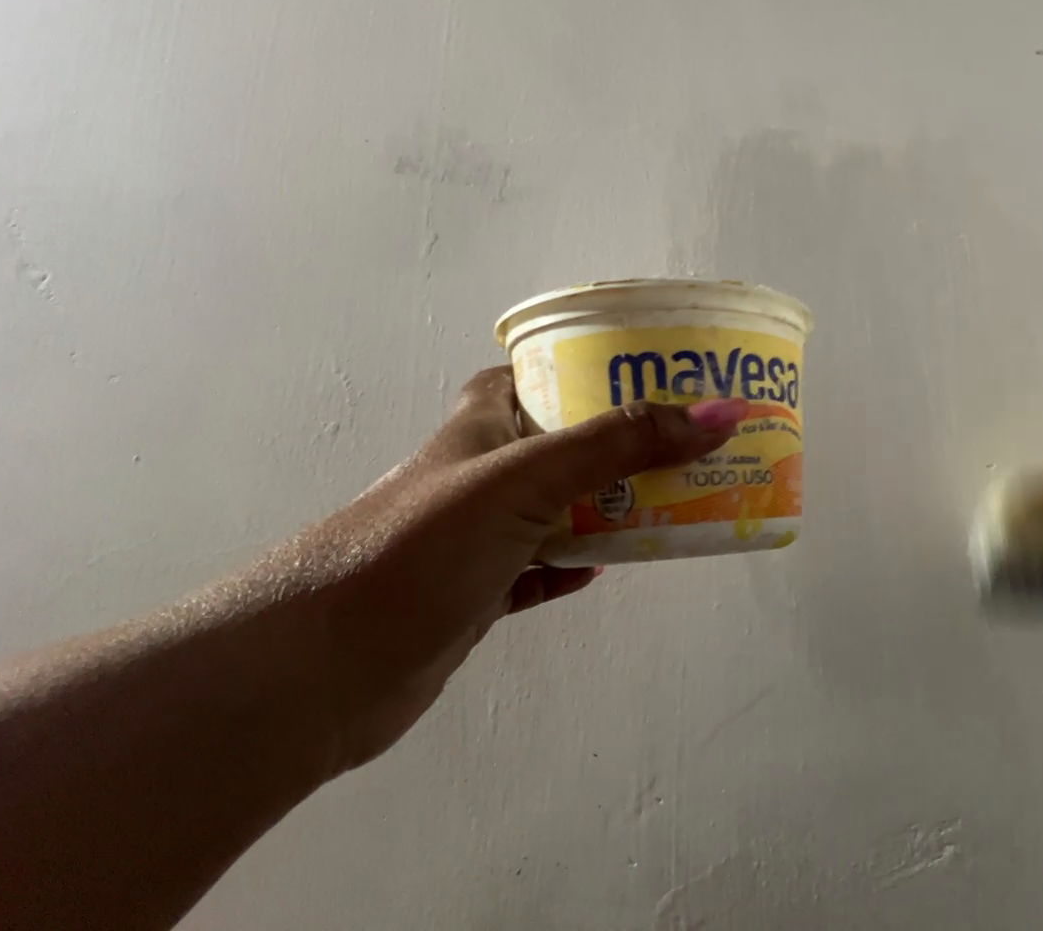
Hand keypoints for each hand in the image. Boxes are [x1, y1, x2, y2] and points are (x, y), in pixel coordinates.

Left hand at [266, 368, 745, 773]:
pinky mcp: (476, 596)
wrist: (319, 673)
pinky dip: (576, 566)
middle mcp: (479, 475)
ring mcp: (476, 539)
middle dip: (620, 445)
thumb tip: (722, 414)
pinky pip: (542, 571)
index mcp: (480, 427)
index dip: (587, 370)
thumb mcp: (525, 478)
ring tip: (674, 502)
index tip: (650, 376)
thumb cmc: (420, 547)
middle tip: (687, 445)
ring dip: (608, 508)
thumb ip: (620, 445)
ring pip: (559, 511)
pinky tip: (607, 568)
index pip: (535, 377)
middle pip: (562, 446)